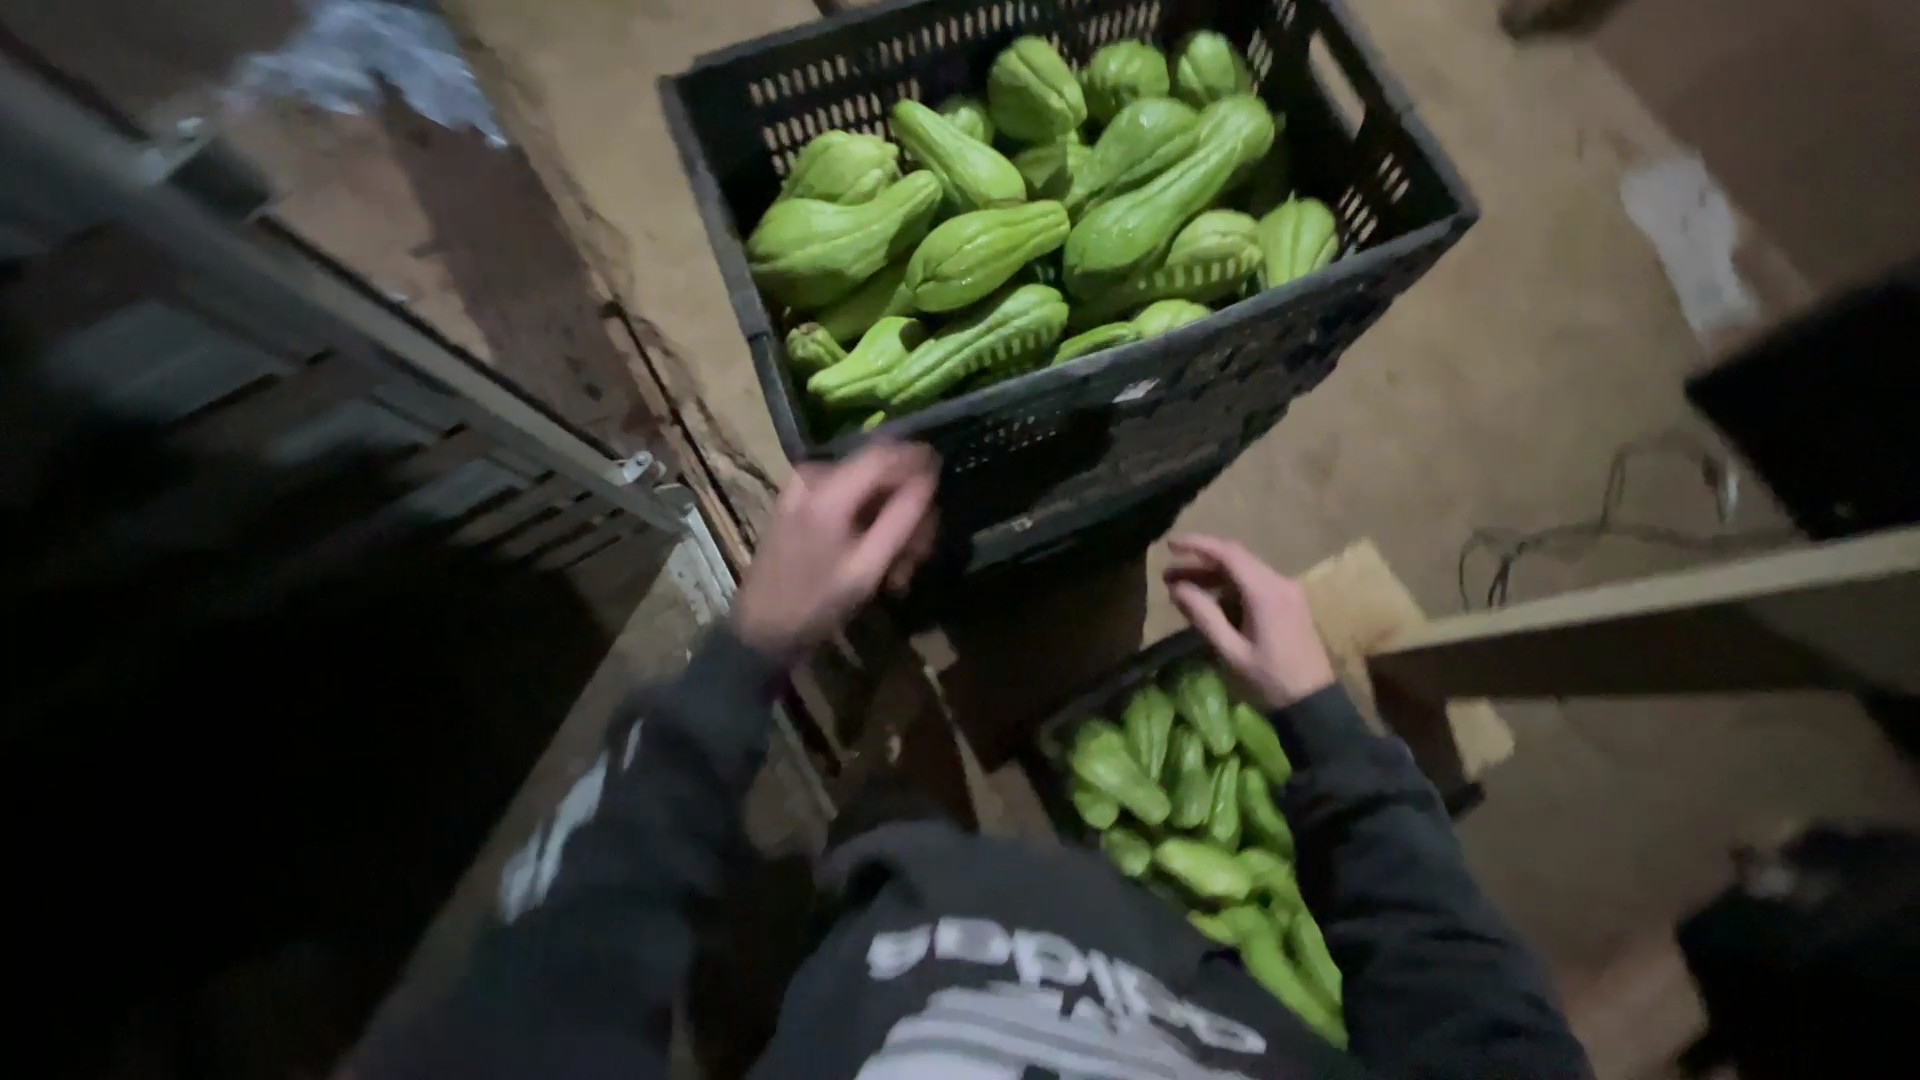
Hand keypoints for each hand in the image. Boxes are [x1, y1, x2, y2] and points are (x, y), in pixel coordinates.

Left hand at [731, 442, 938, 661]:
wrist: (762, 628)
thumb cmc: (816, 603)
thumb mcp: (867, 568)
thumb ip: (902, 519)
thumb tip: (928, 481)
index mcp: (828, 491)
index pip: (885, 453)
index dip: (918, 461)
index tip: (942, 481)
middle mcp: (814, 477)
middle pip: (878, 473)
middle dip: (906, 508)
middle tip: (920, 552)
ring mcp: (803, 489)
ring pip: (867, 489)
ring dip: (890, 522)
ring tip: (899, 569)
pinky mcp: (801, 502)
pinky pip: (849, 499)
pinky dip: (869, 524)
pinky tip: (877, 560)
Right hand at [1163, 534, 1335, 708]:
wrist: (1314, 702)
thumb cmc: (1270, 679)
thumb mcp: (1231, 650)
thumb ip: (1203, 615)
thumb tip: (1177, 588)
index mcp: (1266, 591)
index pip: (1228, 553)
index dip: (1197, 545)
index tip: (1169, 545)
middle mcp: (1279, 582)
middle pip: (1235, 559)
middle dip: (1199, 562)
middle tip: (1167, 575)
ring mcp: (1287, 591)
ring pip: (1243, 570)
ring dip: (1212, 575)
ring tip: (1180, 588)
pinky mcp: (1288, 602)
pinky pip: (1253, 583)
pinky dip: (1227, 586)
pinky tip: (1208, 600)